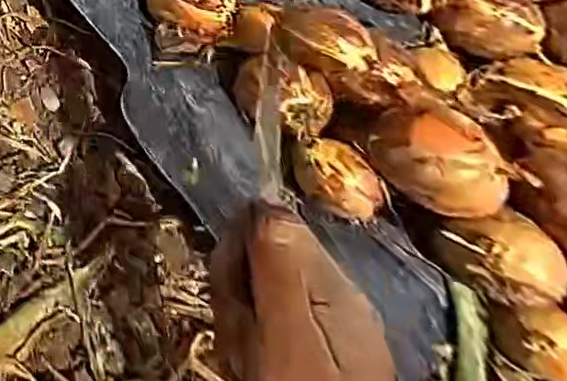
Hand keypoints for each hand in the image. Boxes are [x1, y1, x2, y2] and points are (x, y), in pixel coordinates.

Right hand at [210, 200, 393, 380]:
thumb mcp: (289, 340)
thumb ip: (278, 269)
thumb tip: (265, 202)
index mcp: (335, 286)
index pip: (271, 221)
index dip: (238, 244)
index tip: (228, 285)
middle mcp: (338, 296)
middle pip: (263, 253)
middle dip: (235, 282)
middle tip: (236, 330)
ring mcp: (330, 326)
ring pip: (260, 287)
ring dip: (238, 314)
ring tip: (243, 354)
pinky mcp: (318, 351)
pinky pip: (268, 320)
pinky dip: (250, 336)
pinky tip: (250, 363)